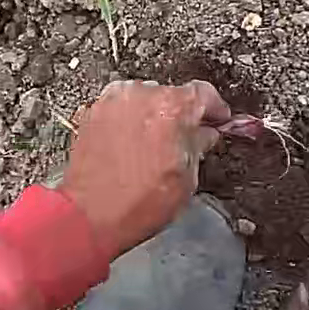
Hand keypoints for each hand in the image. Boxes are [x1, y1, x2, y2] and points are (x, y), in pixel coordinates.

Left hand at [60, 80, 230, 255]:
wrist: (90, 216)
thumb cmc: (139, 202)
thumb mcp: (187, 177)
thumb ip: (198, 145)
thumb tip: (204, 134)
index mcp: (174, 106)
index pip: (205, 93)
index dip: (215, 108)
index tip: (218, 119)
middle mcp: (143, 95)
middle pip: (173, 94)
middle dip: (182, 114)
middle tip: (185, 138)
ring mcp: (114, 101)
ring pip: (145, 99)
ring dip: (154, 115)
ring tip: (154, 145)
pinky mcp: (93, 112)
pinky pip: (122, 108)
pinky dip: (130, 121)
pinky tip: (132, 145)